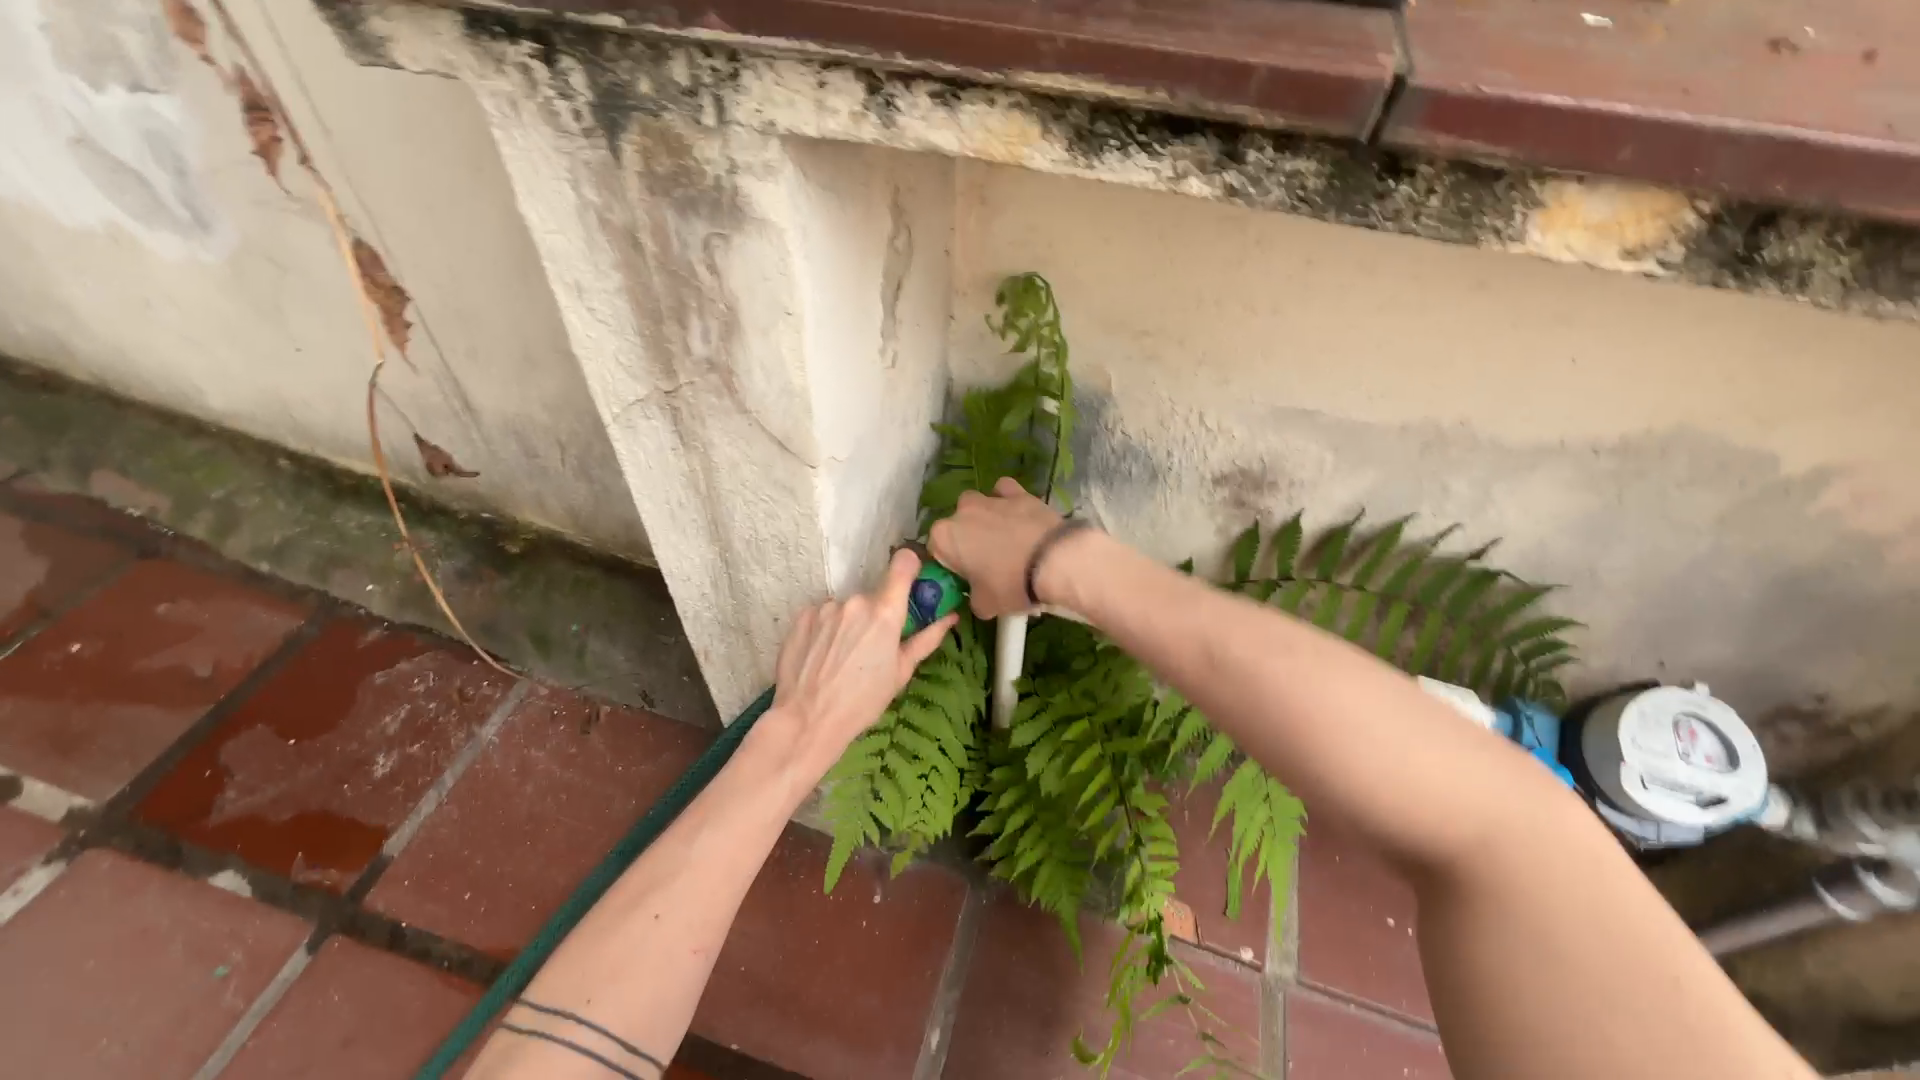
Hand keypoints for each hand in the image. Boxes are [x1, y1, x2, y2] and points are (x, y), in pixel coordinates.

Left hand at [769, 548, 955, 773]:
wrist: (807, 719)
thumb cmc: (862, 702)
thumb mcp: (900, 673)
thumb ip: (926, 639)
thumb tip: (950, 617)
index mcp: (884, 613)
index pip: (902, 564)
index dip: (909, 566)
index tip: (910, 578)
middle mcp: (854, 601)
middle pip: (871, 597)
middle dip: (873, 616)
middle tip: (867, 649)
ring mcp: (825, 607)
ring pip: (845, 608)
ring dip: (847, 624)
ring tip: (839, 658)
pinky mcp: (801, 616)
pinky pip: (821, 615)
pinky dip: (825, 630)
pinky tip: (820, 656)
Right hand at [928, 478, 1078, 617]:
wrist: (1055, 561)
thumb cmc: (1011, 584)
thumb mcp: (986, 605)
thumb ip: (974, 600)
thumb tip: (978, 598)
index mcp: (945, 537)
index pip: (936, 550)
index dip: (949, 565)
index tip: (965, 578)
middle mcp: (962, 512)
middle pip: (957, 526)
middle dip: (966, 540)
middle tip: (986, 563)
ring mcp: (990, 499)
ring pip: (978, 506)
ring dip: (984, 519)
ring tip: (1004, 540)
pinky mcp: (1018, 493)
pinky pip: (1004, 493)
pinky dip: (1007, 501)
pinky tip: (1017, 517)